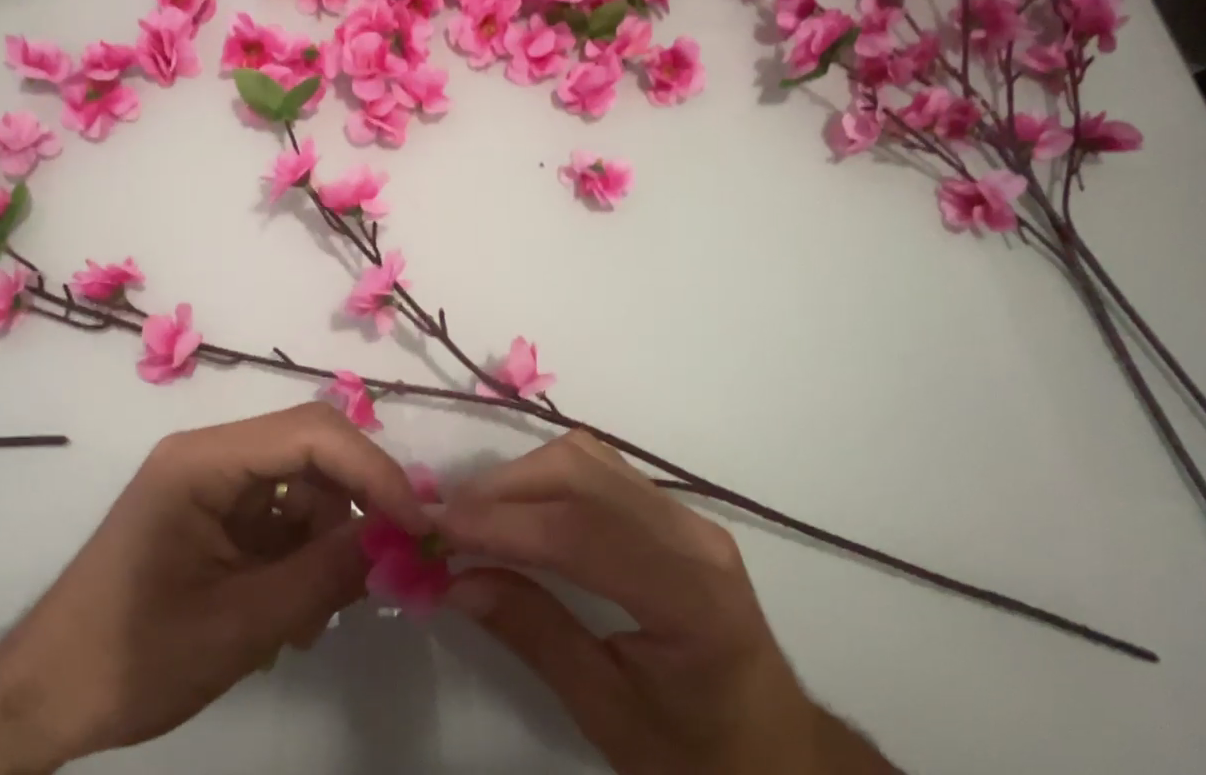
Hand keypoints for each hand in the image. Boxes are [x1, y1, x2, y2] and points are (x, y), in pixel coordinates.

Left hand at [0, 403, 429, 774]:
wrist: (49, 696)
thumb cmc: (133, 657)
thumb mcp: (241, 624)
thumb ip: (325, 576)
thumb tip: (401, 540)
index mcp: (201, 462)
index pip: (311, 433)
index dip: (373, 471)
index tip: (417, 526)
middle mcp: (207, 457)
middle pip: (310, 451)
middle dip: (355, 505)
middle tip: (386, 567)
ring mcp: (209, 486)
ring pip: (302, 487)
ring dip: (328, 541)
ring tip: (315, 616)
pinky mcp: (211, 517)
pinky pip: (280, 517)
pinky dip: (302, 557)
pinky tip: (293, 613)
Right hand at [437, 431, 896, 774]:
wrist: (774, 751)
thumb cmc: (696, 751)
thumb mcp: (608, 713)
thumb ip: (534, 635)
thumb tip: (455, 581)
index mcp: (692, 598)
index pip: (580, 533)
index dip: (499, 523)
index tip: (431, 527)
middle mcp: (694, 538)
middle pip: (581, 474)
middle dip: (500, 489)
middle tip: (440, 522)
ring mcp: (688, 519)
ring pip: (587, 459)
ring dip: (518, 477)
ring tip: (467, 515)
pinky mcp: (674, 516)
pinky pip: (598, 471)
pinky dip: (542, 480)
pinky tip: (511, 509)